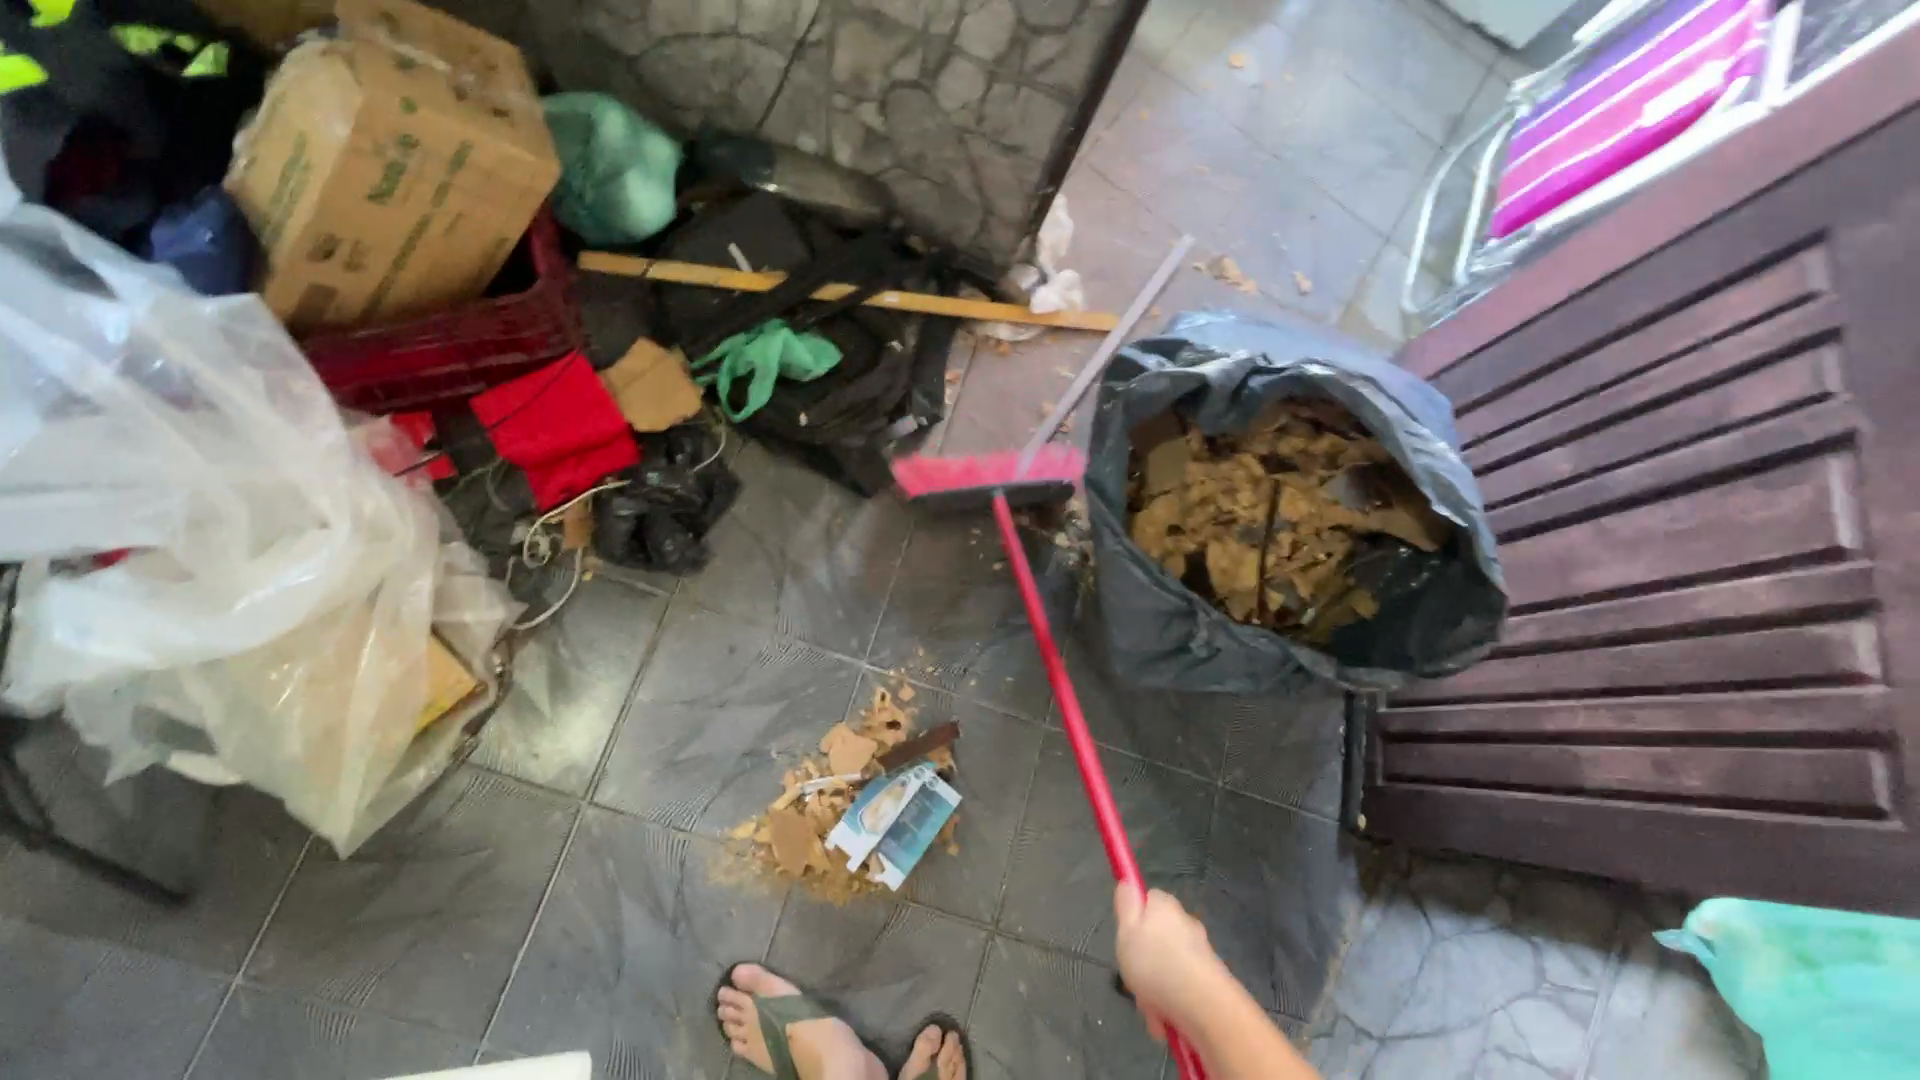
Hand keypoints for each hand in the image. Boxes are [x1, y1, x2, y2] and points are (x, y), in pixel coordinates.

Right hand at [1113, 885, 1231, 1041]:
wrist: (1204, 1006)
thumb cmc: (1156, 964)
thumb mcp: (1127, 931)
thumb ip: (1126, 904)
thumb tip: (1128, 882)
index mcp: (1165, 906)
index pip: (1148, 900)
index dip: (1134, 919)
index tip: (1127, 939)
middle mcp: (1185, 923)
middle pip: (1157, 936)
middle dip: (1144, 962)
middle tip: (1135, 980)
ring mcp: (1200, 951)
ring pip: (1168, 965)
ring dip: (1157, 987)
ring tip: (1151, 1008)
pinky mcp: (1210, 977)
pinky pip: (1183, 985)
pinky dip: (1173, 1000)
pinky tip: (1166, 1019)